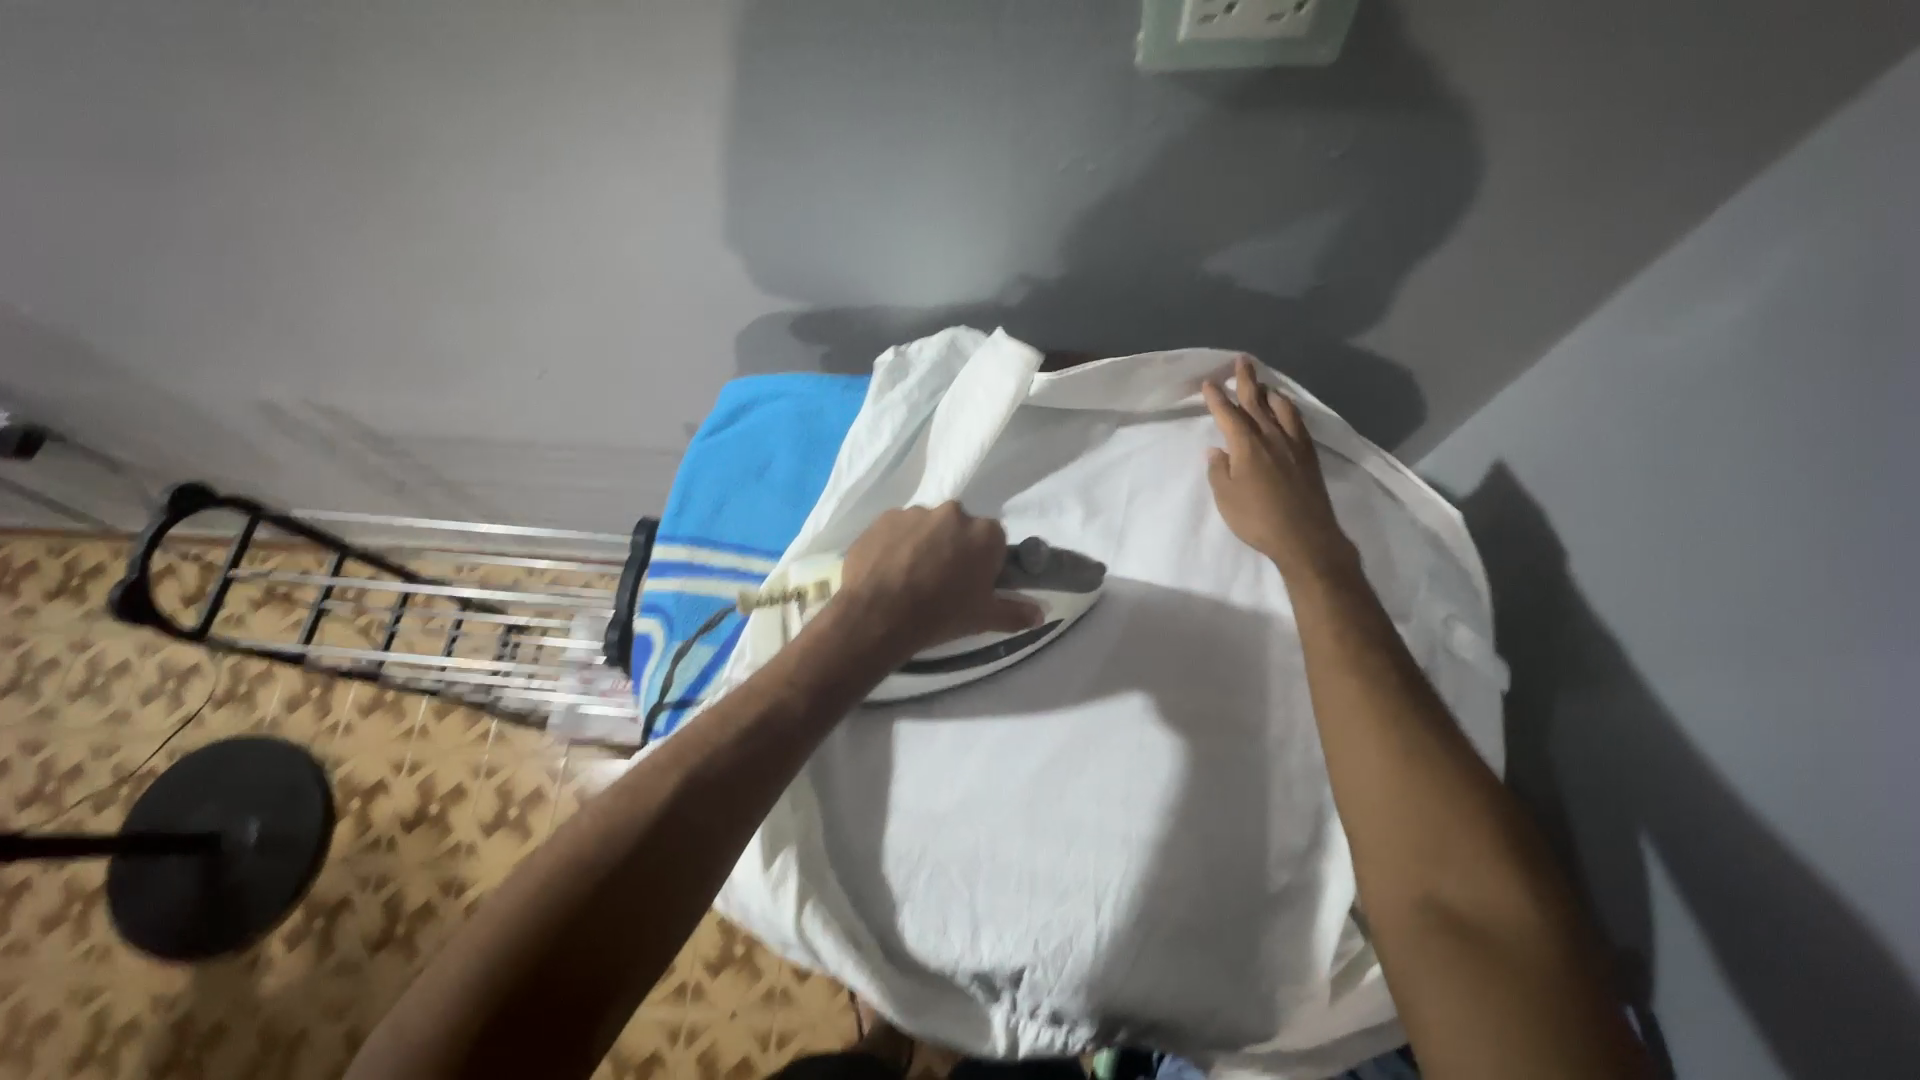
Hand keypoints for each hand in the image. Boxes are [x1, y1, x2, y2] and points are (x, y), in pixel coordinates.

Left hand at [838, 503, 1042, 660]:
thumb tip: (1041, 614)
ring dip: (923, 546)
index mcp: (984, 533)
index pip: (993, 541)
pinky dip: (896, 546)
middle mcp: (953, 513)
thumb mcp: (983, 618)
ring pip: (927, 528)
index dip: (983, 563)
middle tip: (940, 583)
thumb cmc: (940, 616)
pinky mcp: (883, 518)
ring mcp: (915, 512)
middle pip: (959, 530)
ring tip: (909, 579)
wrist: (878, 615)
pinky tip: (888, 572)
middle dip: (953, 550)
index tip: (971, 584)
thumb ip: (1016, 612)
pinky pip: (897, 530)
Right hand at [1203, 356, 1359, 582]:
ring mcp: (1293, 444)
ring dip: (1270, 393)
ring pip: (1281, 408)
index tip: (1209, 383)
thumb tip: (1217, 450)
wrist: (1304, 537)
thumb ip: (1219, 471)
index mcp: (1246, 445)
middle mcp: (1271, 436)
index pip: (1228, 414)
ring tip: (1264, 385)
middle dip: (1246, 381)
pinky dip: (1289, 410)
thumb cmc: (1257, 519)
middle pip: (1257, 402)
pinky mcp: (1308, 455)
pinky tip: (1287, 411)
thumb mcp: (1226, 498)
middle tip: (1242, 361)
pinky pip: (1297, 422)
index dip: (1217, 398)